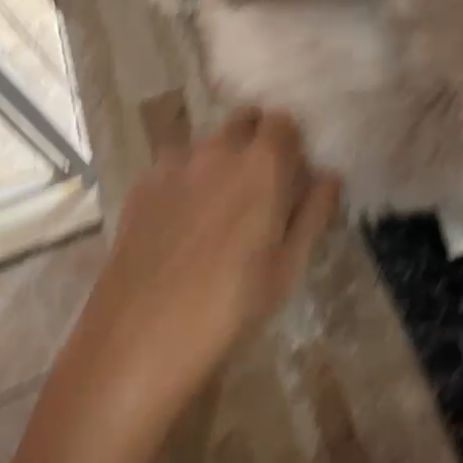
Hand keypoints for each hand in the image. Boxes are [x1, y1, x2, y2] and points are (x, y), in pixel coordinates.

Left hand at [83, 113, 340, 380]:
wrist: (135, 342)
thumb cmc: (228, 307)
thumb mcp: (287, 268)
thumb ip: (313, 213)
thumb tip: (328, 177)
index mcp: (263, 164)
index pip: (283, 121)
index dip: (291, 141)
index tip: (294, 170)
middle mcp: (218, 150)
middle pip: (244, 121)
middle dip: (255, 140)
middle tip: (261, 184)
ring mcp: (173, 165)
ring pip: (206, 142)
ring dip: (218, 159)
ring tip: (218, 206)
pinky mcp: (139, 187)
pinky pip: (172, 166)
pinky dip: (184, 179)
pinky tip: (181, 222)